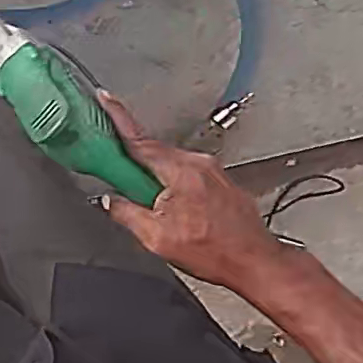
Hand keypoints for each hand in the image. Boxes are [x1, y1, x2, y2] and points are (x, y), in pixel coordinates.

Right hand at [97, 91, 284, 290]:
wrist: (256, 264)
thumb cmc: (217, 252)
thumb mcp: (157, 239)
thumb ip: (126, 213)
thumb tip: (109, 201)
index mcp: (181, 171)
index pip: (139, 139)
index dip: (117, 116)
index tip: (106, 98)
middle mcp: (198, 163)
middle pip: (153, 152)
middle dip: (135, 165)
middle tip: (124, 186)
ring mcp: (212, 170)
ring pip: (171, 165)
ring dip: (157, 181)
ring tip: (163, 214)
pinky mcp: (219, 180)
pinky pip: (187, 174)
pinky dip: (175, 186)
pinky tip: (180, 213)